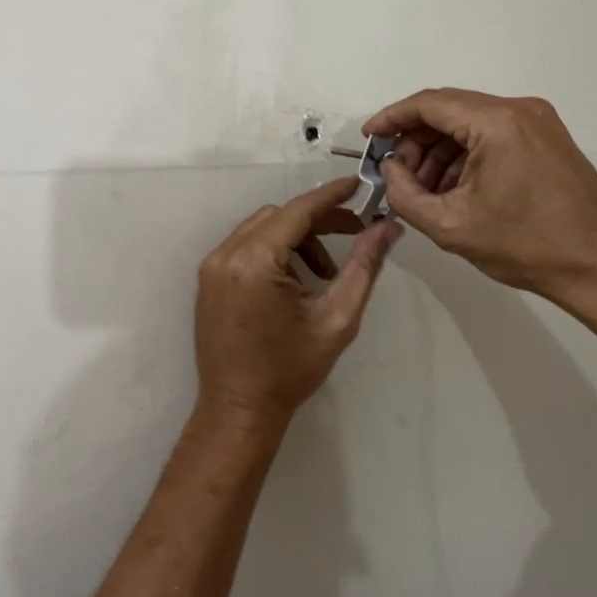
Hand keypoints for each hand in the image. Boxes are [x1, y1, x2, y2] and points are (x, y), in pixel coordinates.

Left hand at [194, 177, 404, 425]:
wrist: (239, 411)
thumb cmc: (291, 370)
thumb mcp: (337, 319)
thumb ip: (363, 266)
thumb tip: (388, 228)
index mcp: (255, 262)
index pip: (298, 212)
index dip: (331, 196)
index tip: (360, 185)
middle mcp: (226, 255)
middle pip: (279, 216)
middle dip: (318, 221)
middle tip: (354, 235)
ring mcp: (212, 267)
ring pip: (262, 228)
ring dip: (296, 237)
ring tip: (325, 272)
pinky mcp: (208, 279)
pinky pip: (246, 246)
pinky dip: (274, 251)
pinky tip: (297, 280)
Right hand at [364, 88, 596, 302]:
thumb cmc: (525, 247)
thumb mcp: (451, 226)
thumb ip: (405, 193)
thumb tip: (391, 169)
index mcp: (497, 122)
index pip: (429, 104)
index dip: (392, 118)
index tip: (369, 138)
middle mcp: (520, 109)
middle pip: (450, 110)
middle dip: (416, 140)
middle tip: (397, 175)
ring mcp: (539, 122)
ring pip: (471, 123)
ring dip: (441, 150)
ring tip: (424, 189)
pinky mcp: (549, 139)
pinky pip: (494, 134)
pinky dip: (467, 154)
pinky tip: (455, 187)